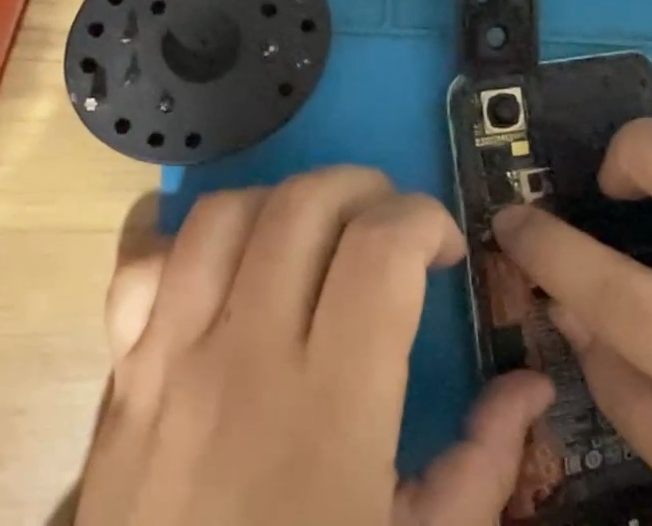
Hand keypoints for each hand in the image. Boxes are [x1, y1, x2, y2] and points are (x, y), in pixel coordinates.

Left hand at [77, 167, 553, 525]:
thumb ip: (483, 463)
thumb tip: (530, 384)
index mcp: (333, 400)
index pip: (380, 246)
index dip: (425, 219)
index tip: (444, 251)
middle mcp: (247, 354)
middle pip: (303, 205)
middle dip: (364, 189)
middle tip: (390, 228)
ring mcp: (172, 357)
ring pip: (223, 215)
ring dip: (283, 202)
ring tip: (317, 236)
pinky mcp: (122, 373)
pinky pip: (143, 266)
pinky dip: (190, 244)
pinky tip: (229, 272)